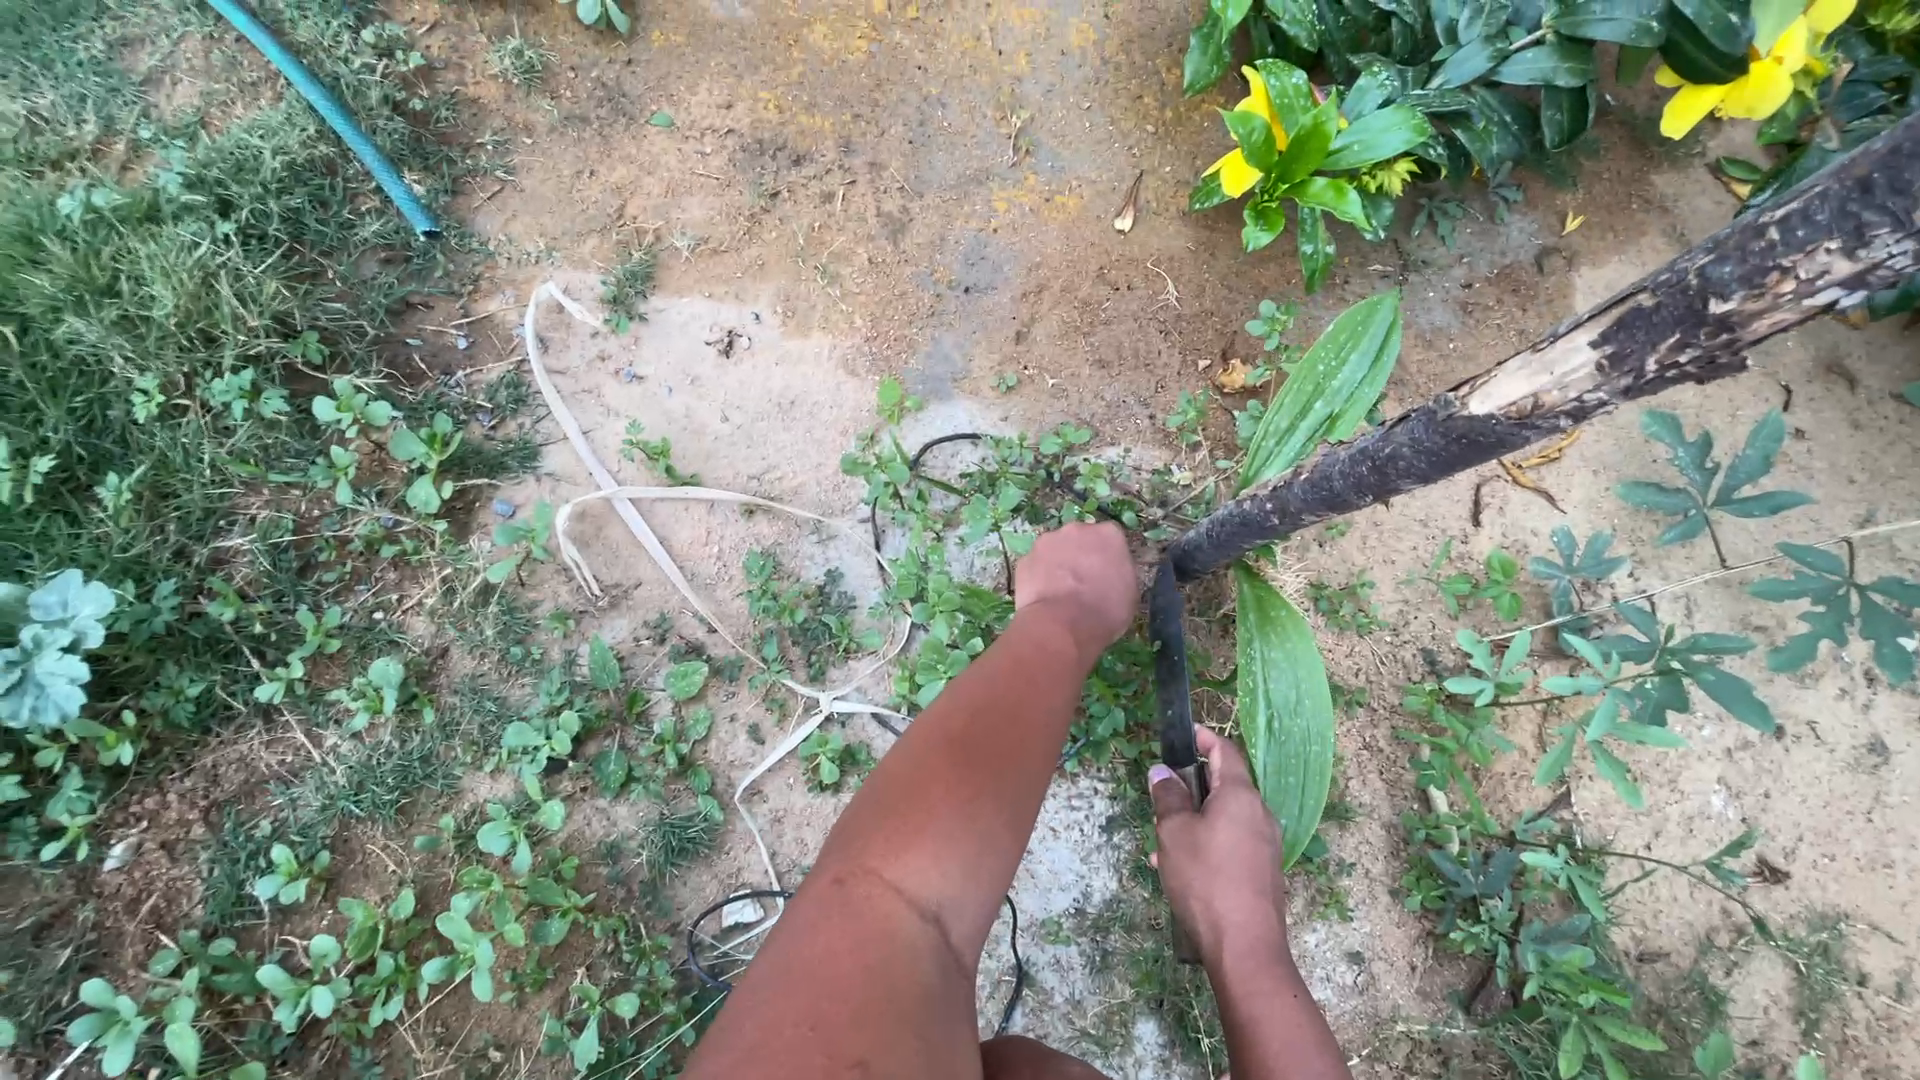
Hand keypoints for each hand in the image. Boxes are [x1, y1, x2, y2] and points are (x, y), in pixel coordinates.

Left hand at [1012, 522, 1136, 660]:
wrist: (1061, 625)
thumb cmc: (1104, 612)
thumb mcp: (1129, 593)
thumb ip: (1118, 572)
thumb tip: (1108, 575)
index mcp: (1109, 534)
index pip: (1110, 538)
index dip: (1108, 557)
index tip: (1106, 574)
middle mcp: (1077, 529)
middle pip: (1080, 537)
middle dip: (1081, 555)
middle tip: (1083, 582)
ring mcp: (1047, 542)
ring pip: (1054, 549)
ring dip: (1058, 564)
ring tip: (1059, 591)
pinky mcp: (1025, 559)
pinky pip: (1035, 566)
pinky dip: (1039, 577)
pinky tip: (1043, 598)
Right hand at [1148, 727, 1290, 964]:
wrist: (1245, 948)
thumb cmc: (1206, 879)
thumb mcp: (1174, 832)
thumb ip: (1168, 797)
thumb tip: (1162, 773)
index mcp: (1241, 796)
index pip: (1224, 751)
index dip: (1203, 738)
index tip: (1183, 733)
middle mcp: (1260, 814)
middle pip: (1224, 786)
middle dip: (1190, 788)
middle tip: (1161, 800)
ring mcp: (1265, 845)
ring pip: (1224, 819)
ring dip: (1194, 821)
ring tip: (1162, 844)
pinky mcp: (1263, 873)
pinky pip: (1230, 844)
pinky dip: (1206, 844)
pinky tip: (1180, 870)